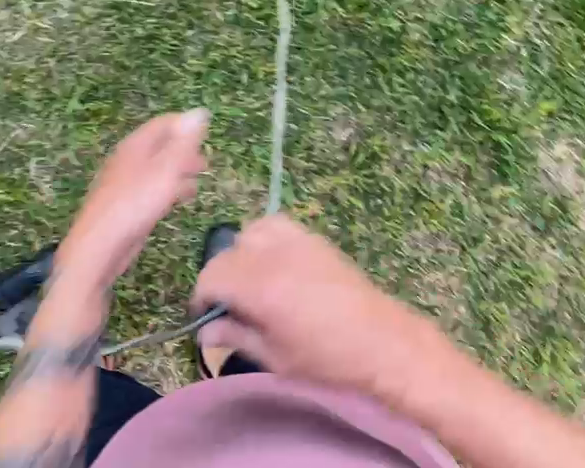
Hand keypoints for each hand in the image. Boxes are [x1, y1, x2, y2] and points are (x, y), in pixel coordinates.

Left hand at [57, 110, 209, 287]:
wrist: (99, 246)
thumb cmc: (134, 203)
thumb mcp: (165, 170)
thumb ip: (184, 143)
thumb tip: (199, 111)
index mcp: (136, 145)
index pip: (163, 124)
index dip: (185, 125)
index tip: (207, 133)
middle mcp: (129, 159)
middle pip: (160, 146)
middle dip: (184, 150)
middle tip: (206, 160)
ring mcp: (127, 183)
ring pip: (158, 168)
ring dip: (179, 170)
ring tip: (200, 178)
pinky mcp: (127, 205)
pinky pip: (153, 188)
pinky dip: (170, 187)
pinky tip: (182, 199)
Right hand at [192, 215, 457, 401]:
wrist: (383, 344)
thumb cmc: (327, 360)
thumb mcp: (275, 357)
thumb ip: (236, 336)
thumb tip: (205, 330)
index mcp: (260, 286)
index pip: (211, 276)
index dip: (201, 297)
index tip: (205, 316)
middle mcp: (273, 254)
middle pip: (227, 253)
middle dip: (220, 278)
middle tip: (229, 307)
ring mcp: (295, 240)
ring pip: (249, 232)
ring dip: (242, 253)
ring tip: (252, 281)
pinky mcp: (313, 237)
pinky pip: (275, 224)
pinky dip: (265, 238)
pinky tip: (274, 262)